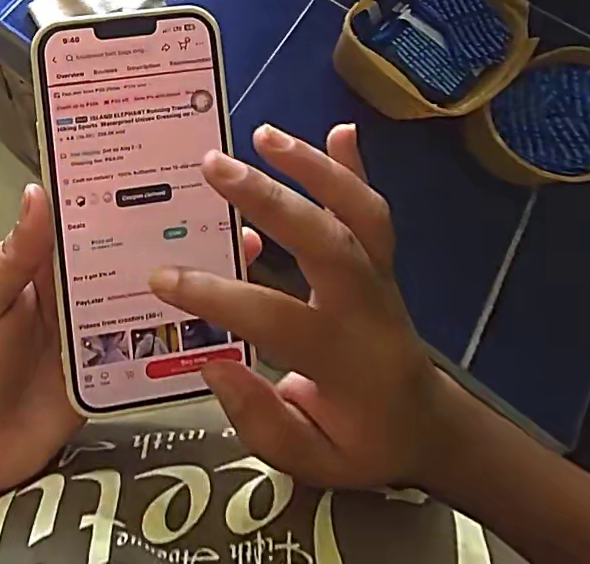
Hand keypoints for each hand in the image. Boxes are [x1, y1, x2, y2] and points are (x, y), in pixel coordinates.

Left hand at [0, 181, 268, 494]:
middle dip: (174, 227)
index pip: (92, 214)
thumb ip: (11, 258)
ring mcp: (102, 328)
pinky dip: (187, 332)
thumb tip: (38, 192)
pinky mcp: (115, 369)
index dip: (124, 189)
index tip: (168, 162)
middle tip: (227, 205)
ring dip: (191, 275)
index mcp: (47, 260)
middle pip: (132, 249)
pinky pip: (155, 346)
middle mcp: (82, 285)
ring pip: (152, 292)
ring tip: (240, 253)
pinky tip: (227, 321)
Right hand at [149, 123, 466, 490]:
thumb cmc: (362, 439)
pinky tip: (340, 130)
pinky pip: (371, 206)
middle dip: (269, 199)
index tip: (163, 278)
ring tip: (263, 135)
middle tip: (214, 166)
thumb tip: (212, 360)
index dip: (215, 296)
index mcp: (344, 358)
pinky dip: (354, 167)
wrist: (427, 419)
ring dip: (312, 167)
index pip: (274, 319)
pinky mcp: (380, 255)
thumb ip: (260, 419)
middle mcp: (365, 304)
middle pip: (325, 241)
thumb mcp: (312, 459)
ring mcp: (379, 272)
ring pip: (357, 212)